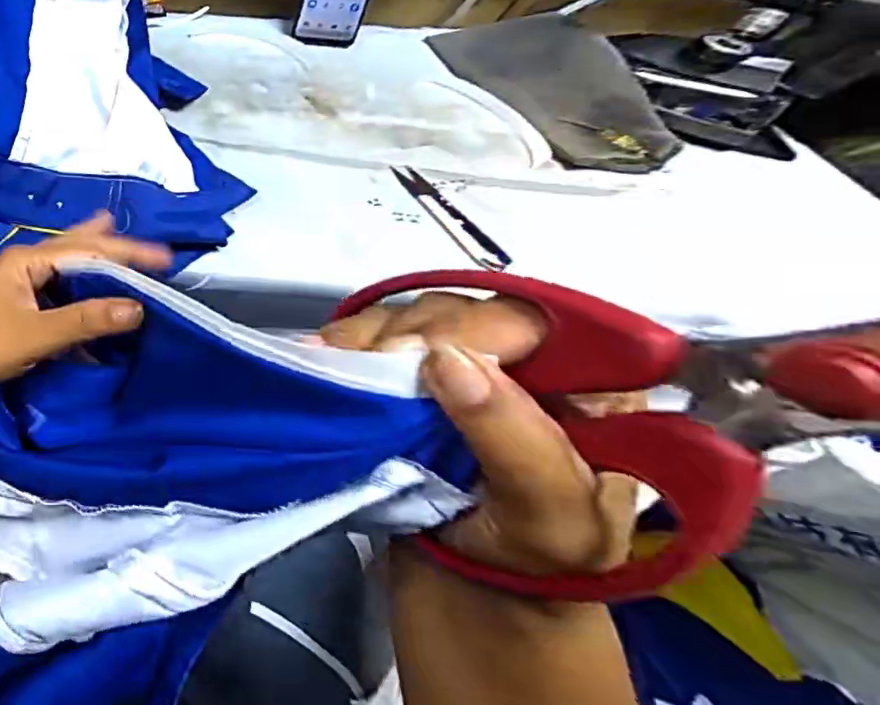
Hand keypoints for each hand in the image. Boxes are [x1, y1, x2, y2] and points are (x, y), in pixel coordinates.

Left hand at [0, 212, 172, 402]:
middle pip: (75, 249)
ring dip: (94, 262)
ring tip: (118, 244)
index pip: (85, 251)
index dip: (127, 255)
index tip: (165, 259)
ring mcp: (18, 284)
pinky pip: (57, 291)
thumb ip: (85, 320)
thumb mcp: (36, 335)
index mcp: (26, 261)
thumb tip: (137, 308)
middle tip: (150, 248)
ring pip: (65, 268)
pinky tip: (93, 294)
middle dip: (112, 248)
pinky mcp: (17, 305)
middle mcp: (23, 264)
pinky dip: (80, 291)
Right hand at [322, 293, 641, 576]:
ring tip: (336, 363)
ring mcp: (451, 366)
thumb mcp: (553, 519)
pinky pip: (365, 337)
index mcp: (582, 388)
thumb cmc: (533, 560)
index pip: (531, 322)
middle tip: (372, 368)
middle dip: (406, 333)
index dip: (475, 326)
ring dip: (362, 336)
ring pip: (403, 318)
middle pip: (455, 312)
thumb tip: (448, 358)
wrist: (470, 587)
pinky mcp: (400, 375)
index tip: (425, 356)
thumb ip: (515, 440)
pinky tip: (318, 354)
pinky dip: (337, 342)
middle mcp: (516, 363)